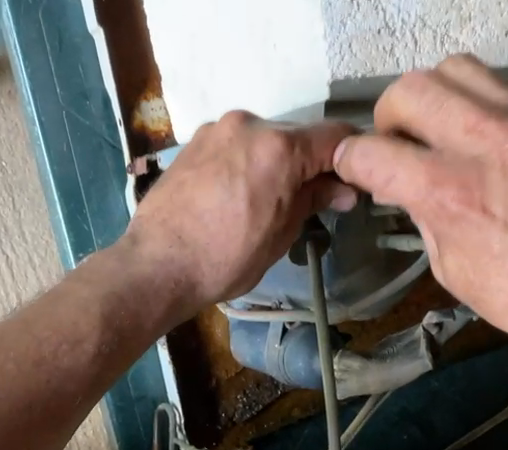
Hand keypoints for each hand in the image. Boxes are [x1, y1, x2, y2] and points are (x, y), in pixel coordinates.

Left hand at [123, 113, 357, 312]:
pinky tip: (231, 199)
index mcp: (279, 147)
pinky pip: (230, 148)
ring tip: (261, 204)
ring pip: (259, 142)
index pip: (335, 137)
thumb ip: (312, 202)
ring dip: (270, 165)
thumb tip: (343, 189)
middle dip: (305, 165)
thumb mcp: (278, 236)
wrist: (156, 266)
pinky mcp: (191, 144)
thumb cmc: (223, 260)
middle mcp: (248, 124)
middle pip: (294, 138)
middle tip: (305, 202)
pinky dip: (241, 166)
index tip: (352, 183)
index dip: (349, 160)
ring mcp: (215, 130)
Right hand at [332, 55, 507, 370]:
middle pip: (412, 89)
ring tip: (440, 134)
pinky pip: (506, 89)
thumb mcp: (450, 266)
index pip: (374, 152)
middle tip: (396, 145)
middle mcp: (488, 142)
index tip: (352, 168)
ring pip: (460, 70)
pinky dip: (481, 110)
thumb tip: (407, 187)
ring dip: (435, 99)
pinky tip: (486, 145)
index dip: (351, 161)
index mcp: (450, 192)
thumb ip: (425, 215)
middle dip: (389, 117)